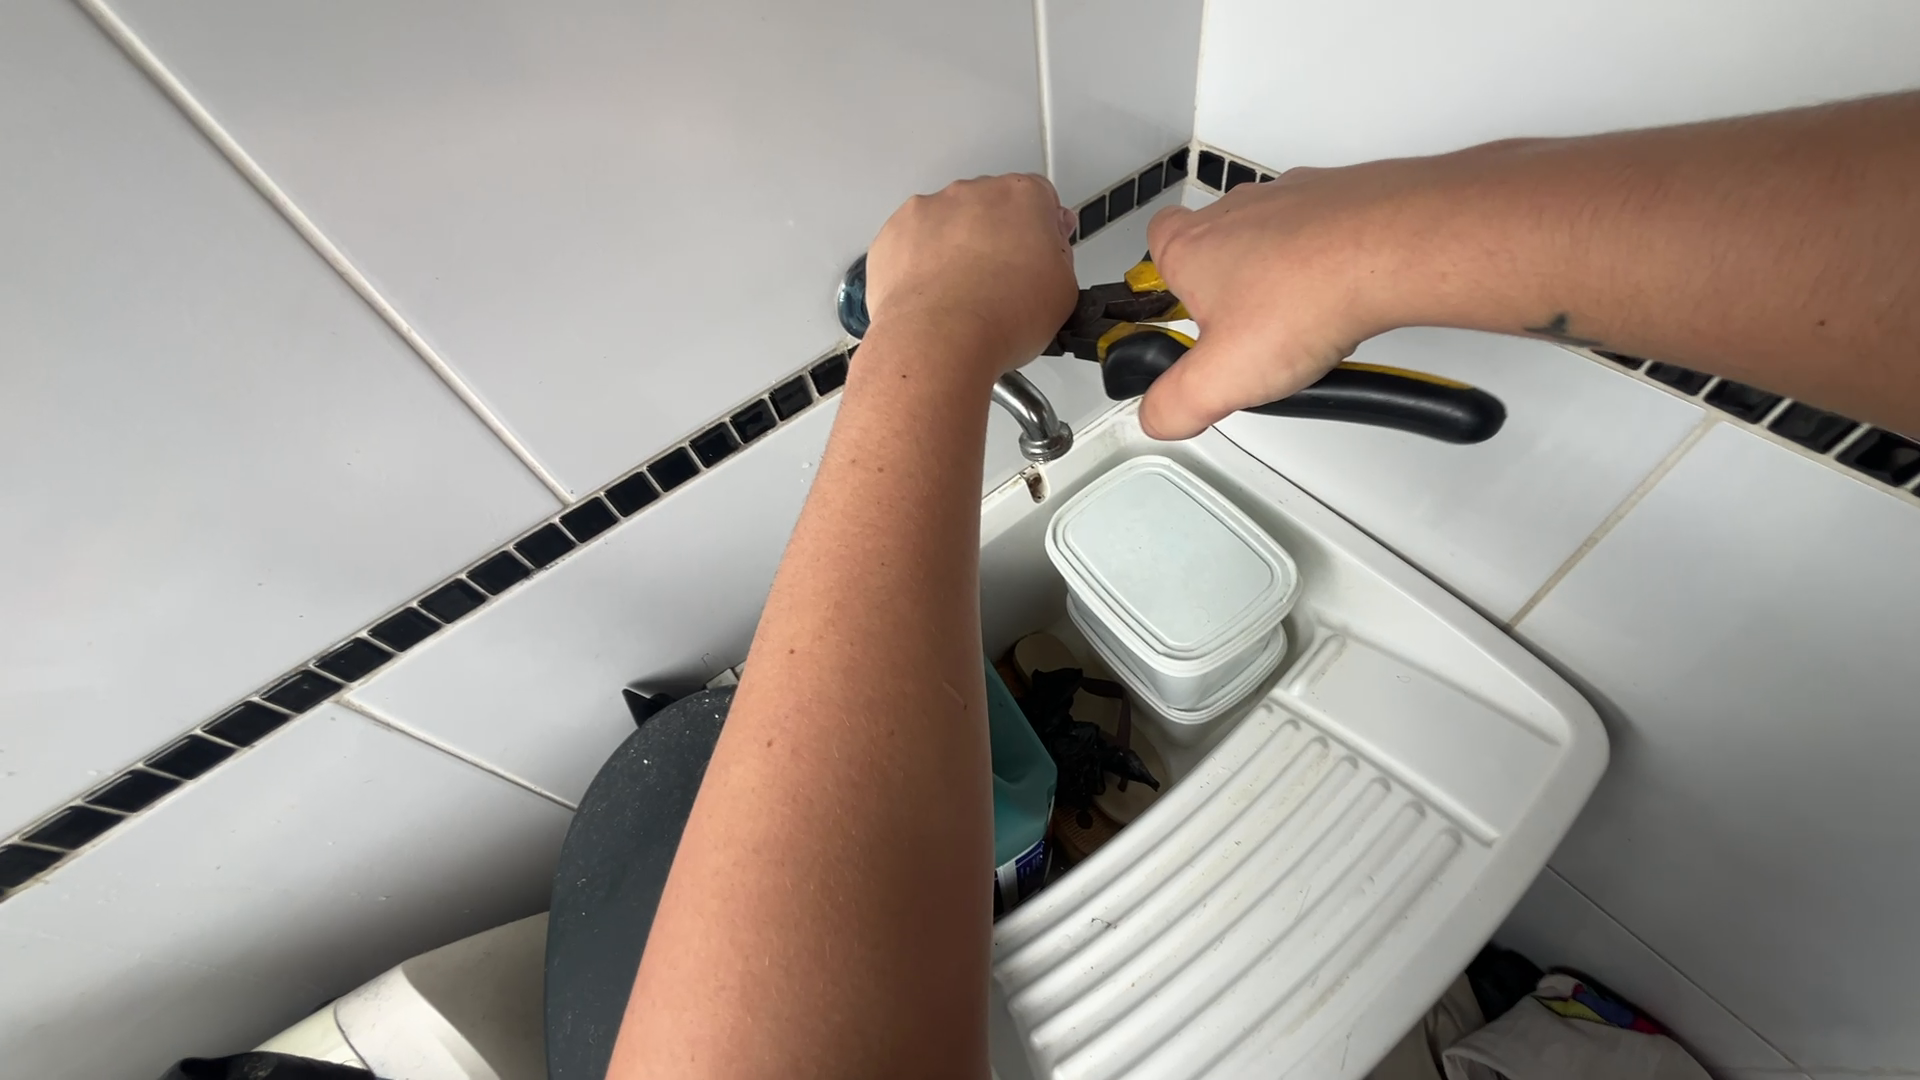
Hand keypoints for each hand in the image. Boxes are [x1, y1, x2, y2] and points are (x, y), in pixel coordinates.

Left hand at [864, 174, 1078, 380]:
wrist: (940, 343)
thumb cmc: (999, 319)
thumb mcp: (1064, 293)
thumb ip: (1060, 258)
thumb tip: (1050, 255)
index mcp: (1022, 198)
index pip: (1040, 201)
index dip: (1042, 233)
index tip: (1038, 258)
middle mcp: (972, 194)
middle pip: (990, 209)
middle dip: (995, 240)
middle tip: (1001, 286)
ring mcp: (927, 212)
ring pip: (946, 226)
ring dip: (954, 252)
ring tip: (963, 300)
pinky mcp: (893, 237)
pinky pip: (910, 247)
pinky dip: (919, 269)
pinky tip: (932, 301)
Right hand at [1140, 158, 1435, 438]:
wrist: (1400, 248)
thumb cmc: (1309, 298)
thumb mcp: (1219, 380)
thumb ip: (1173, 406)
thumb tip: (1157, 417)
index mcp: (1193, 247)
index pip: (1155, 244)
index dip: (1163, 281)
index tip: (1179, 316)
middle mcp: (1239, 211)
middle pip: (1216, 245)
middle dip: (1224, 287)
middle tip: (1241, 334)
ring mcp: (1295, 197)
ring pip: (1272, 237)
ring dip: (1277, 275)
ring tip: (1297, 324)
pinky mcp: (1347, 195)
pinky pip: (1324, 232)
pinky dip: (1326, 263)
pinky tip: (1340, 301)